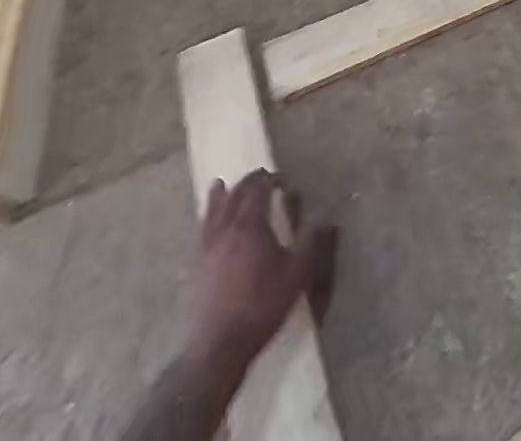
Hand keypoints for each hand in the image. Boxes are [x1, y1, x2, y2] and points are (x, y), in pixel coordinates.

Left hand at [183, 169, 334, 373]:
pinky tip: (207, 225)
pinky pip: (201, 232)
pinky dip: (206, 219)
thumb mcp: (298, 273)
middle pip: (233, 198)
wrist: (219, 345)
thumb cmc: (263, 303)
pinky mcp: (195, 268)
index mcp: (250, 227)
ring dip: (218, 197)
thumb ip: (312, 243)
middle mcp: (224, 231)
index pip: (257, 192)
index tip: (279, 177)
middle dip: (246, 183)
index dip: (268, 180)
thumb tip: (325, 220)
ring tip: (219, 185)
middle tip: (258, 176)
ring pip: (211, 214)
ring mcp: (206, 250)